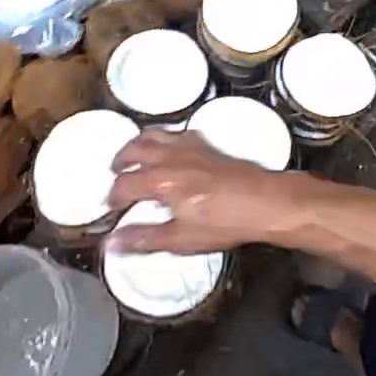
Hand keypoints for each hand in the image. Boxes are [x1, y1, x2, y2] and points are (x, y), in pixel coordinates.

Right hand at [106, 131, 309, 253]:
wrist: (263, 202)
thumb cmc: (226, 221)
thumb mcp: (181, 239)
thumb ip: (144, 239)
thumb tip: (113, 243)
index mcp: (161, 180)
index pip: (124, 184)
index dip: (113, 197)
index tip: (111, 206)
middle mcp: (171, 157)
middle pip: (134, 150)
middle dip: (121, 161)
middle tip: (115, 171)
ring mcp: (189, 146)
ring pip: (154, 134)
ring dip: (138, 143)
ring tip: (134, 153)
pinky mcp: (206, 144)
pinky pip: (176, 132)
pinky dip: (164, 137)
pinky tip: (169, 147)